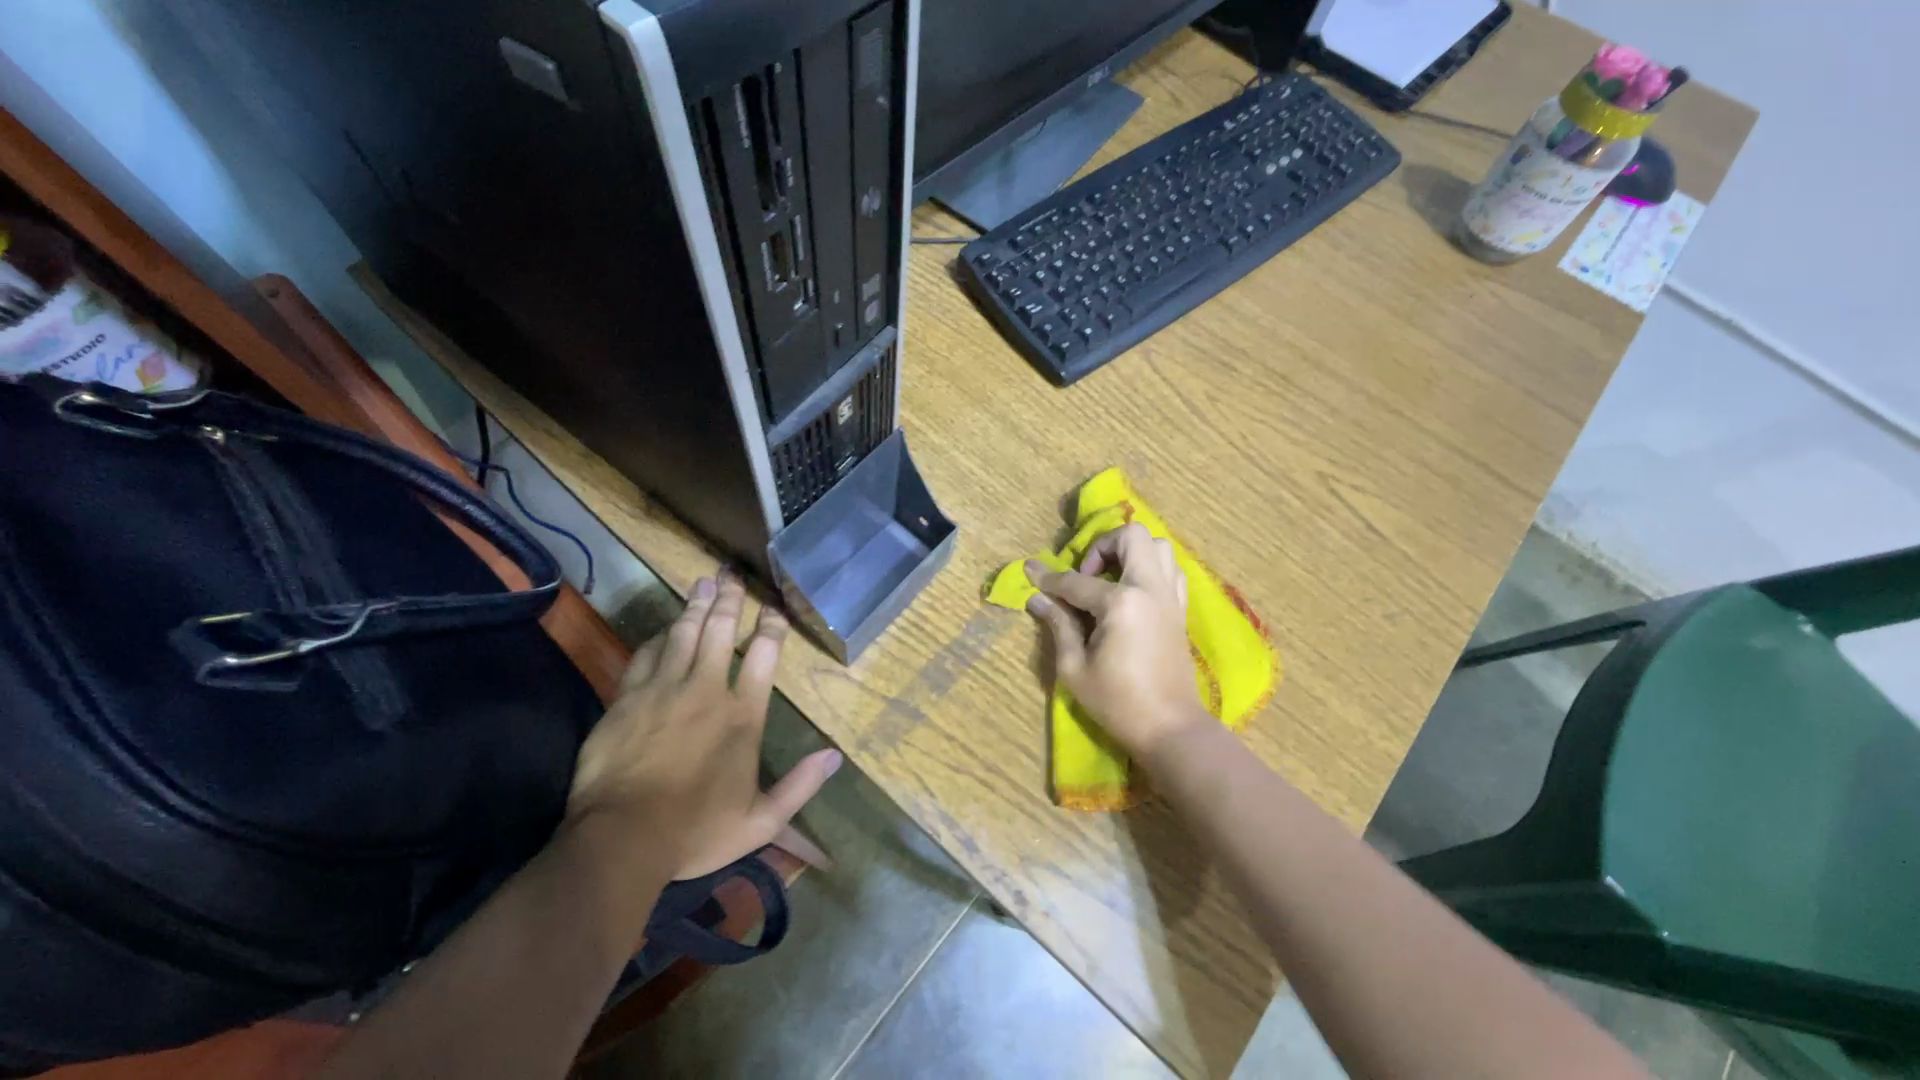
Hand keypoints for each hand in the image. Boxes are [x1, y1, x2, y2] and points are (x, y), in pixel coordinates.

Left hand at [565, 572, 842, 880]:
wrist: (621, 837)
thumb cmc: (695, 832)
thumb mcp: (760, 823)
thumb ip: (800, 787)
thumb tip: (834, 756)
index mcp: (742, 716)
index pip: (763, 657)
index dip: (770, 628)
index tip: (773, 609)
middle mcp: (706, 691)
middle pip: (720, 632)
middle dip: (729, 601)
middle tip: (731, 576)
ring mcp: (663, 690)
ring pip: (683, 634)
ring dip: (695, 606)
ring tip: (703, 583)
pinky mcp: (627, 698)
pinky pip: (646, 655)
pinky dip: (659, 637)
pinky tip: (664, 629)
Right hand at [1025, 523, 1210, 761]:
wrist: (1170, 728)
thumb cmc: (1118, 703)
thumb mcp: (1075, 668)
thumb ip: (1059, 626)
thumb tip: (1037, 598)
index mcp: (1122, 603)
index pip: (1077, 581)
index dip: (1049, 579)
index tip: (1030, 571)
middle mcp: (1150, 589)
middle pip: (1132, 537)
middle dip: (1102, 546)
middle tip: (1085, 576)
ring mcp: (1171, 598)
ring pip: (1158, 547)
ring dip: (1129, 554)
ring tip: (1109, 582)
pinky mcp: (1180, 611)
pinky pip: (1170, 570)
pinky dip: (1149, 569)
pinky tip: (1130, 594)